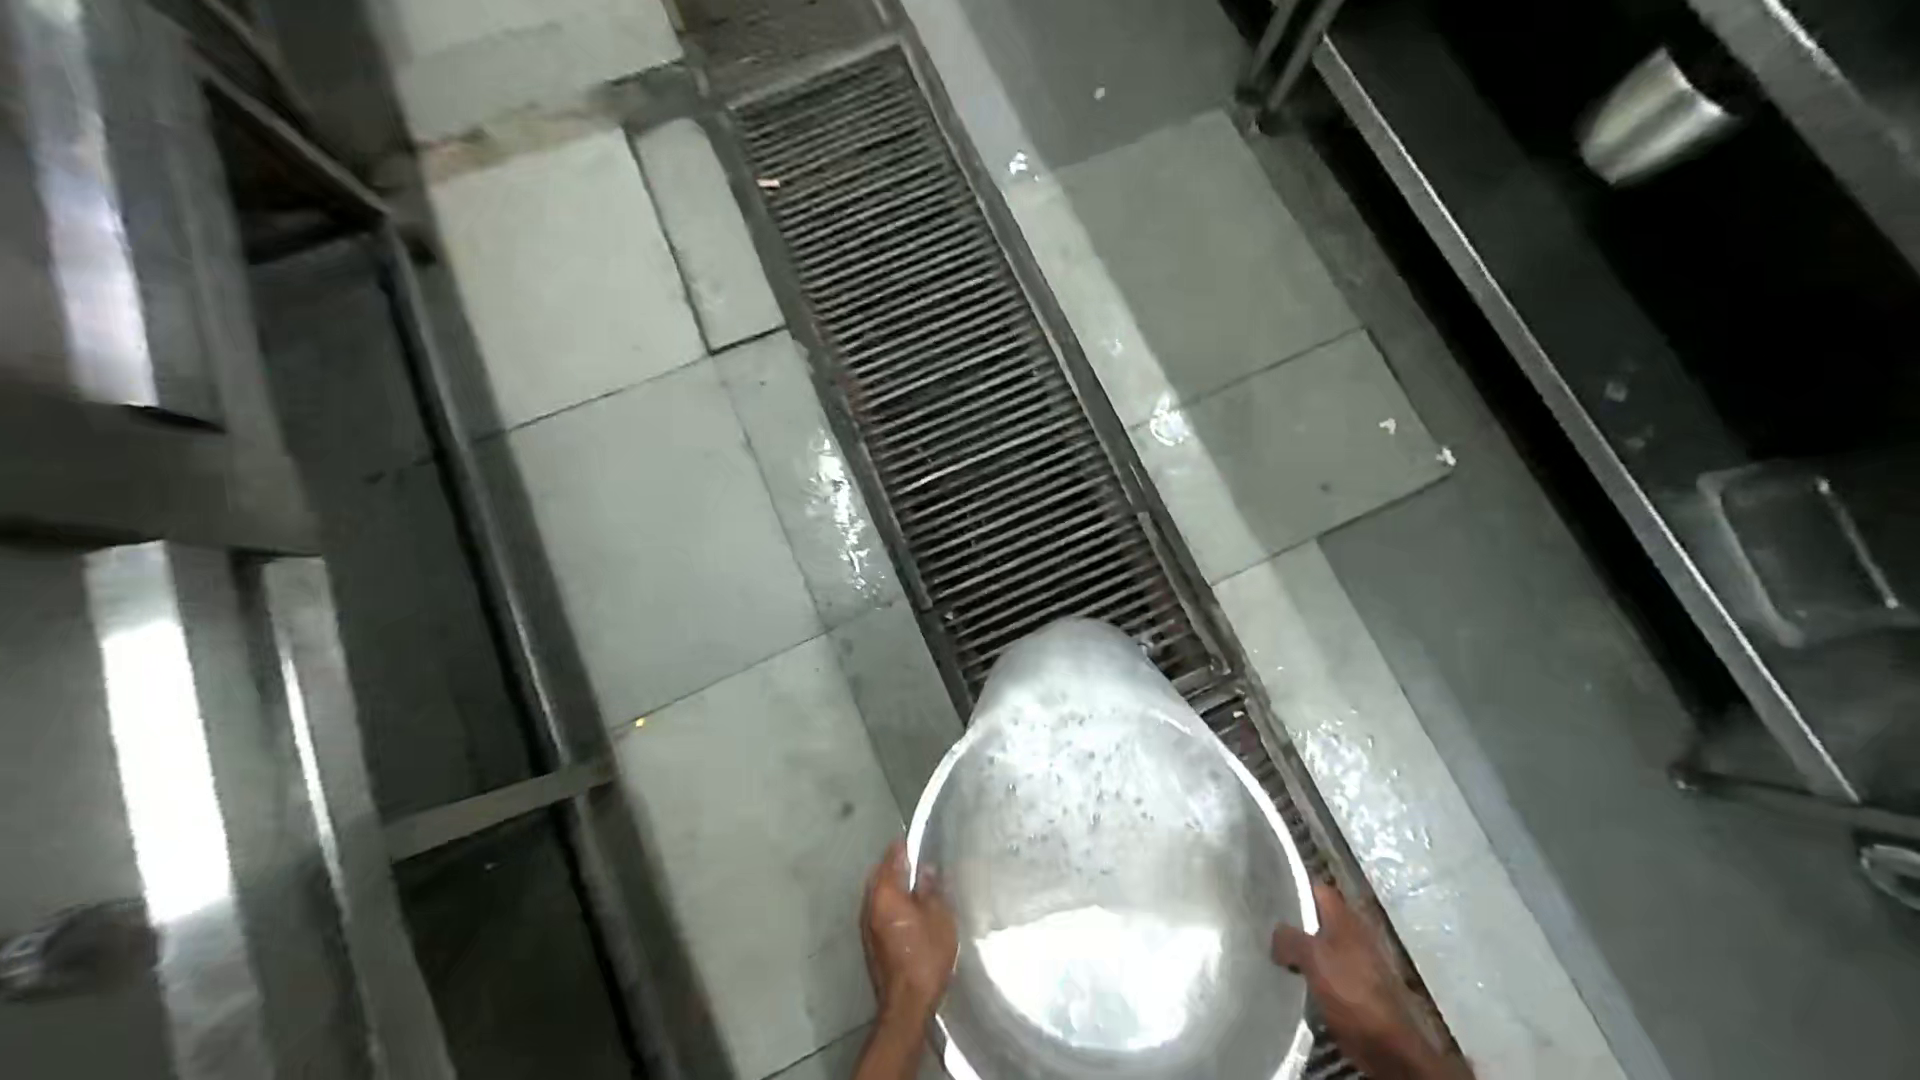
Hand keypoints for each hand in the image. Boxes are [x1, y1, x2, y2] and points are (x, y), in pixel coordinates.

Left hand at [861, 838, 957, 1024]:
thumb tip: (926, 869)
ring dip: (892, 885)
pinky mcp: (871, 943)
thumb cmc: (926, 955)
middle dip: (895, 865)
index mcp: (884, 893)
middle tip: (915, 859)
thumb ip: (931, 889)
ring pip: (878, 893)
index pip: (891, 858)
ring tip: (914, 882)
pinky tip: (907, 908)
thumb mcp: (938, 916)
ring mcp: (867, 925)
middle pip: (880, 874)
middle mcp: (869, 905)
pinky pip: (879, 910)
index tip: (913, 838)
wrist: (906, 1004)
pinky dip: (890, 902)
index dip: (902, 847)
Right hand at [1274, 883, 1472, 1079]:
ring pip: (1318, 943)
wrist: (1385, 1045)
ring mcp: (1354, 961)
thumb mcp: (1312, 957)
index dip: (1293, 884)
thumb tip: (1275, 936)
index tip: (1266, 888)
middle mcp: (1351, 933)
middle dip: (1292, 917)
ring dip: (1298, 946)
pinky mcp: (1352, 987)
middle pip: (1316, 915)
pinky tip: (1288, 976)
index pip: (1317, 888)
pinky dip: (1306, 969)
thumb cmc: (1350, 991)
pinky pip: (1322, 968)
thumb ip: (1289, 938)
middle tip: (1262, 920)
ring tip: (1270, 947)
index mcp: (1344, 918)